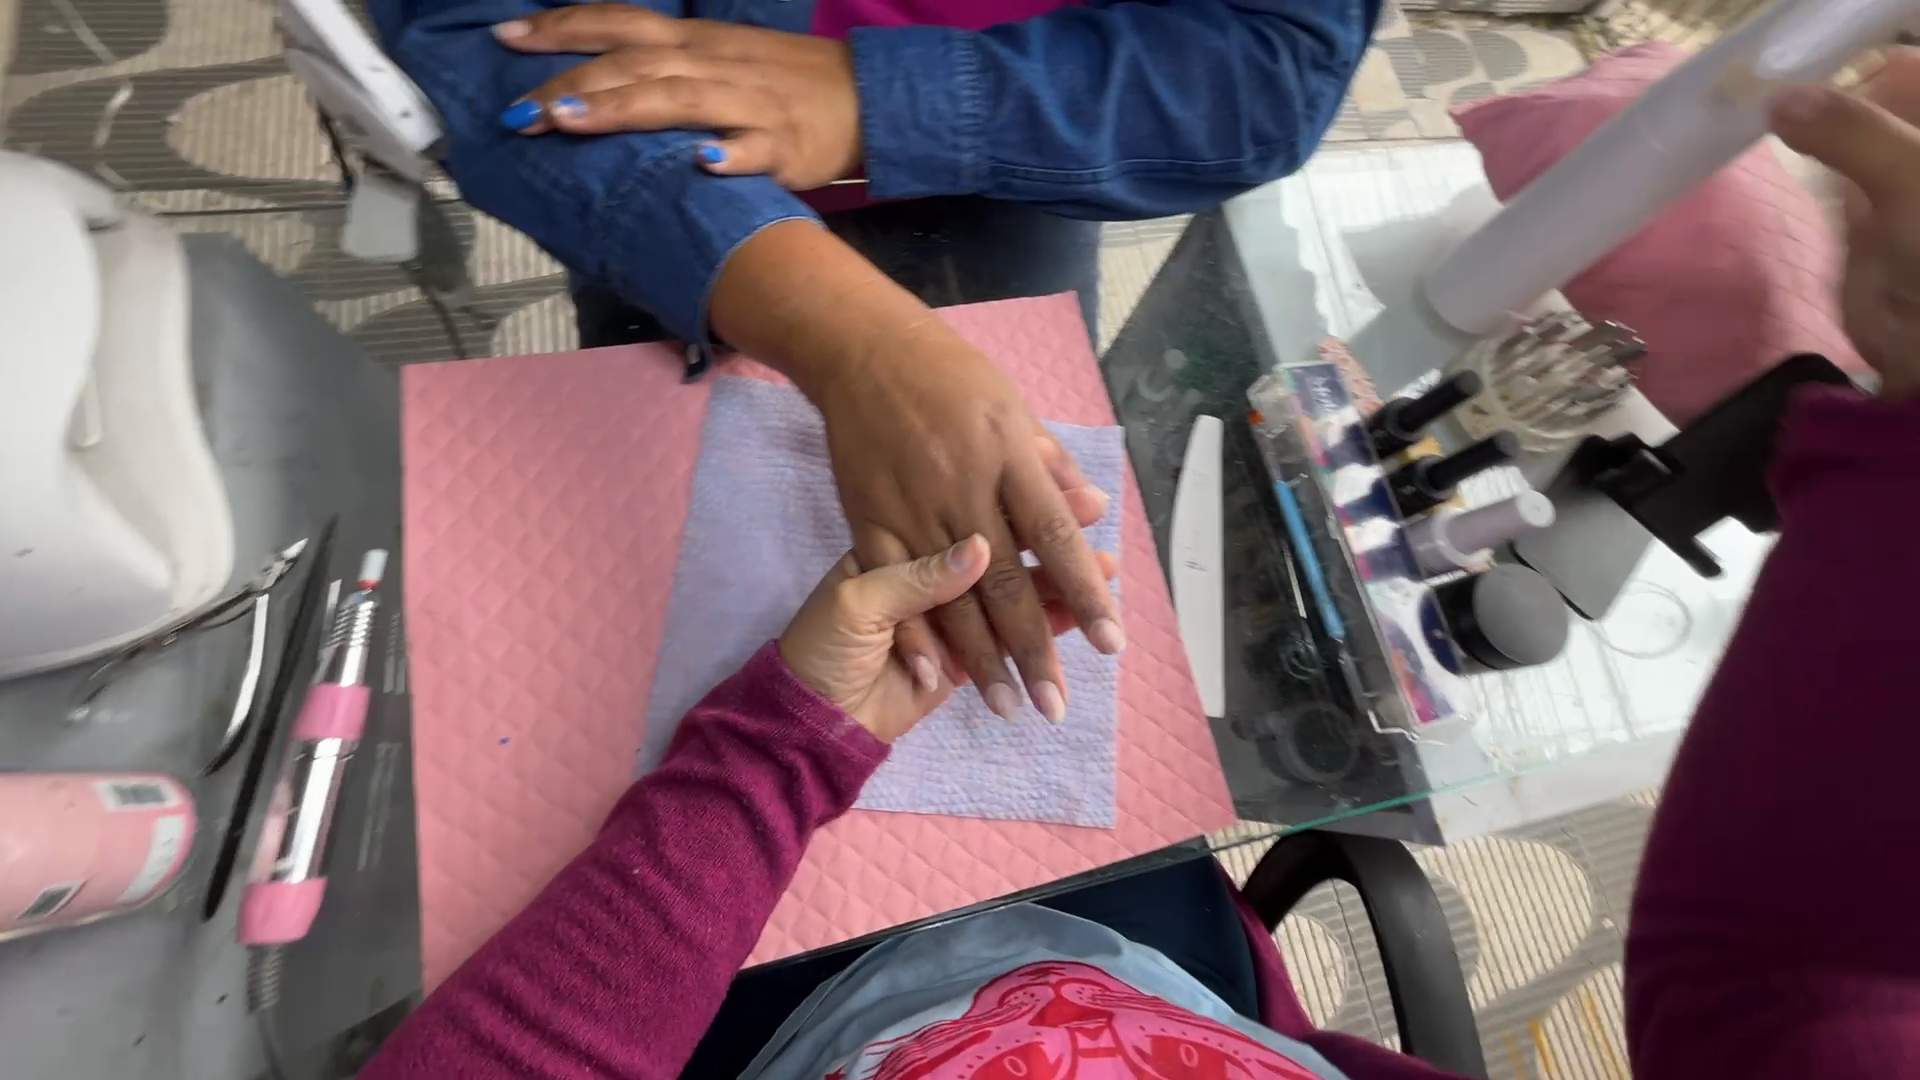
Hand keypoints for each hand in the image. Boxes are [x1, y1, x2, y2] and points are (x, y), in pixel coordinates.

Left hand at [494, 7, 860, 189]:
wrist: (861, 96)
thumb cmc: (786, 81)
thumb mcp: (724, 57)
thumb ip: (672, 67)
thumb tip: (610, 77)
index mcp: (697, 43)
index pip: (621, 26)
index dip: (563, 28)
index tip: (506, 39)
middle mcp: (715, 65)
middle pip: (635, 66)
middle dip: (572, 83)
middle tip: (519, 112)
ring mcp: (750, 105)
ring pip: (680, 100)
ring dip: (624, 108)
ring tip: (573, 123)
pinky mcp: (786, 146)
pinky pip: (757, 149)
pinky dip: (732, 154)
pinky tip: (704, 164)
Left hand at [780, 536, 1120, 741]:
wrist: (810, 717)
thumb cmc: (821, 646)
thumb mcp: (857, 601)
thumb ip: (919, 578)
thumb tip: (981, 551)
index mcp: (906, 546)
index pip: (974, 518)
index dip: (1020, 510)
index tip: (1068, 497)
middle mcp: (935, 574)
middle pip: (1005, 554)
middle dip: (1051, 545)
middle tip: (1098, 526)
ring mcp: (953, 615)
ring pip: (1016, 593)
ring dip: (1059, 585)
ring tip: (1106, 572)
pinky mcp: (964, 657)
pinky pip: (1009, 636)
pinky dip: (1043, 627)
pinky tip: (1076, 615)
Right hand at [812, 320, 1125, 723]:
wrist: (864, 353)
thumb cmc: (949, 376)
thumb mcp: (1012, 407)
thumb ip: (1051, 464)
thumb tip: (1095, 510)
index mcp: (1007, 457)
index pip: (1056, 538)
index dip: (1086, 592)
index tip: (1111, 643)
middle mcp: (963, 489)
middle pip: (1007, 583)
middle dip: (1034, 649)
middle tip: (1055, 706)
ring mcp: (911, 508)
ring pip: (952, 597)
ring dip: (981, 658)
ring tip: (1007, 707)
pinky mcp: (866, 520)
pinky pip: (891, 586)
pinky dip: (912, 633)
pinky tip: (935, 677)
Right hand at [1770, 48, 1919, 399]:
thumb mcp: (1914, 180)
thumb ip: (1853, 133)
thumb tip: (1779, 95)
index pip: (1911, 57)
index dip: (1871, 33)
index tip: (1811, 26)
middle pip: (1890, 74)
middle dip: (1832, 61)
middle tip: (1770, 51)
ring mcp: (1902, 158)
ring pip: (1855, 107)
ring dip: (1812, 95)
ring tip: (1755, 78)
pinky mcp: (1864, 195)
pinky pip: (1833, 149)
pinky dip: (1802, 133)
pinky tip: (1765, 117)